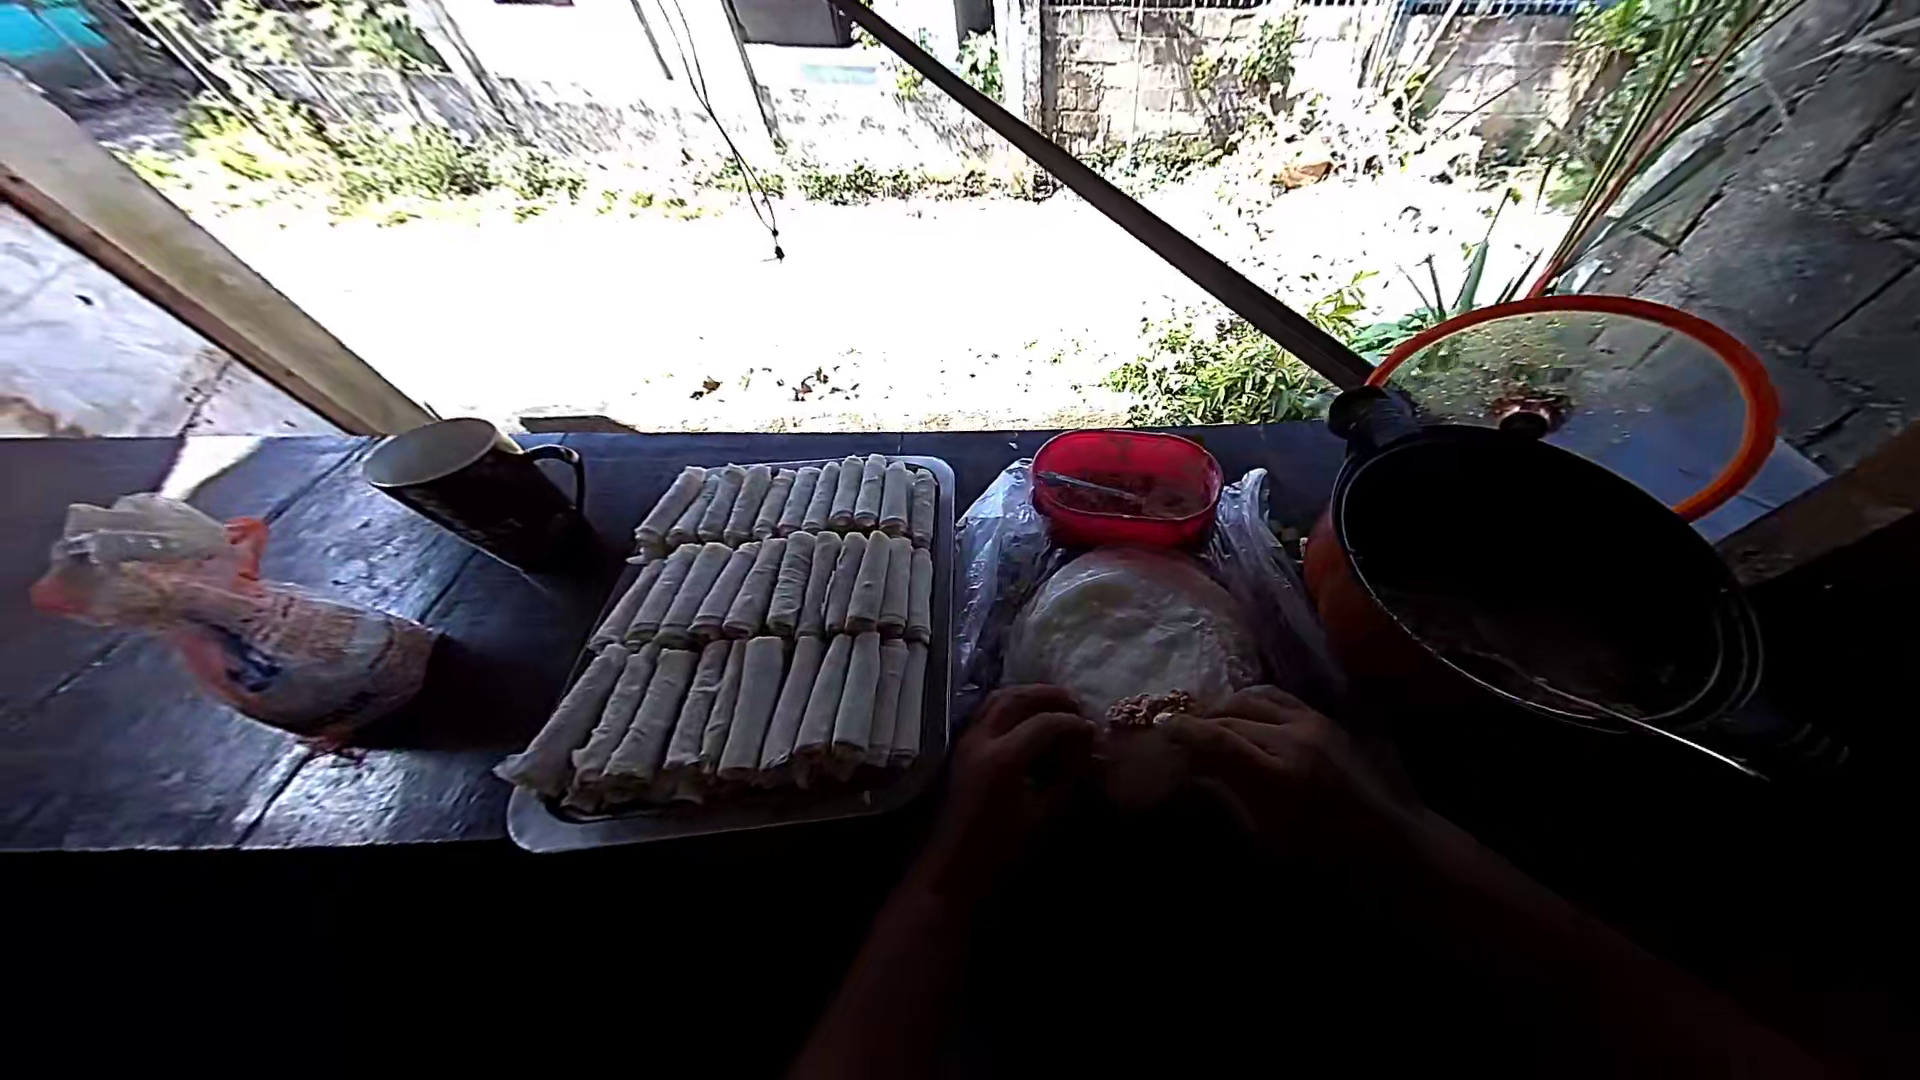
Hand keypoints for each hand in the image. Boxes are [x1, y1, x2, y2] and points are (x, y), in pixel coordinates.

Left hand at [914, 685, 1095, 900]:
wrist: (953, 866)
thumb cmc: (1000, 848)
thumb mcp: (1041, 815)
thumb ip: (1065, 777)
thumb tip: (1085, 748)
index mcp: (1003, 758)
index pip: (1043, 723)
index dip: (1071, 722)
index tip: (1091, 728)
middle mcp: (982, 739)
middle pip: (1016, 698)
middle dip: (1049, 695)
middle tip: (1075, 702)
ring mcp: (968, 739)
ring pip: (998, 698)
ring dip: (1027, 694)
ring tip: (1054, 702)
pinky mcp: (962, 745)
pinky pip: (986, 709)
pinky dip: (1010, 702)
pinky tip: (1027, 713)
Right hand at [1165, 686, 1426, 873]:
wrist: (1402, 854)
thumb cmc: (1331, 867)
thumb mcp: (1268, 846)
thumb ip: (1224, 802)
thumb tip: (1190, 775)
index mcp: (1277, 777)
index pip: (1215, 738)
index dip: (1182, 729)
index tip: (1160, 726)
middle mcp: (1292, 739)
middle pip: (1227, 715)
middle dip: (1197, 722)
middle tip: (1178, 733)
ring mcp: (1311, 724)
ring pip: (1248, 698)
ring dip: (1221, 708)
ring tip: (1206, 723)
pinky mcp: (1323, 719)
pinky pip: (1274, 696)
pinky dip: (1249, 700)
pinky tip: (1240, 714)